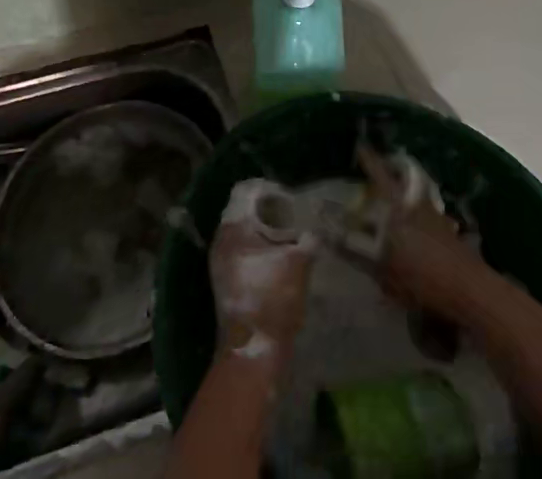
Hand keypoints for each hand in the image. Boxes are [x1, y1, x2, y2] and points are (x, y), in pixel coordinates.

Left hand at [210, 180, 314, 358]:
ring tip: (297, 233)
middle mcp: (222, 241)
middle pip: (246, 210)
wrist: (254, 351)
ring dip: (270, 229)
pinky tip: (286, 254)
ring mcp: (223, 262)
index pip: (246, 191)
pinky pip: (247, 249)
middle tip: (299, 214)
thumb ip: (309, 236)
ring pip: (247, 231)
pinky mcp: (230, 279)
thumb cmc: (273, 300)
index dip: (271, 190)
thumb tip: (319, 223)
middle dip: (273, 210)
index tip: (294, 198)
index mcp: (233, 230)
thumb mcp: (299, 261)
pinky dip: (265, 246)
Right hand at [356, 148, 489, 319]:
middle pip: (408, 175)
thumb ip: (353, 252)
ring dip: (408, 186)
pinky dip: (416, 208)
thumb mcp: (381, 271)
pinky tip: (411, 224)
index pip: (380, 177)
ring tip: (395, 194)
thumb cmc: (420, 279)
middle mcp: (418, 205)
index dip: (370, 160)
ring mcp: (436, 216)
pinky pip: (427, 209)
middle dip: (395, 167)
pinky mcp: (447, 230)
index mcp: (398, 210)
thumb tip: (327, 236)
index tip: (361, 145)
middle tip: (383, 165)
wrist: (468, 289)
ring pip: (419, 191)